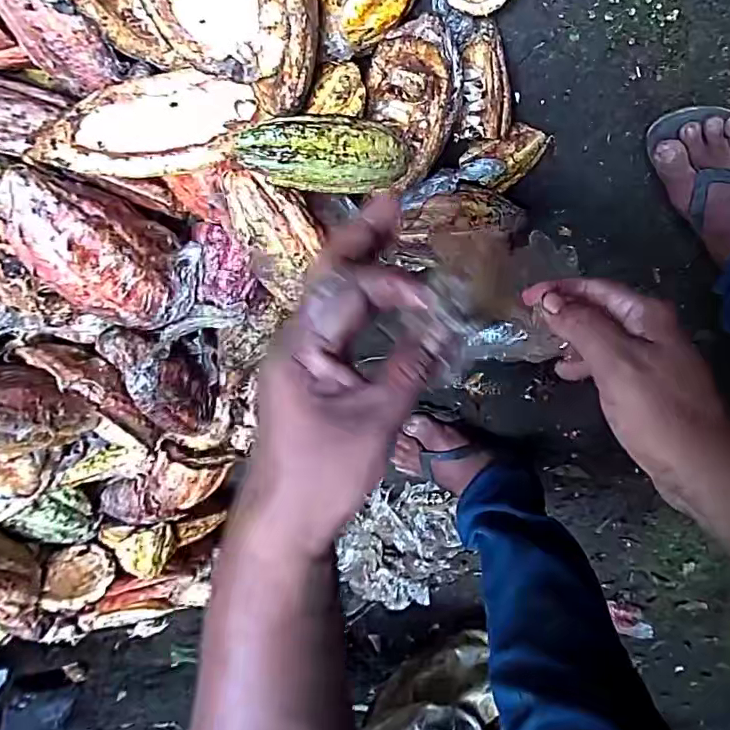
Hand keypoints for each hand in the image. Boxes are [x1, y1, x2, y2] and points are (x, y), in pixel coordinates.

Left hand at [242, 196, 447, 556]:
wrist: (282, 527)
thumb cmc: (323, 477)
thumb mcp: (375, 421)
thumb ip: (410, 367)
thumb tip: (447, 328)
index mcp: (302, 345)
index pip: (352, 292)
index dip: (397, 286)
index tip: (436, 303)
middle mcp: (296, 339)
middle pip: (331, 275)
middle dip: (364, 237)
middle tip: (394, 201)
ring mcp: (302, 354)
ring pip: (333, 293)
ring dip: (364, 261)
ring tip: (391, 226)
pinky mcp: (312, 371)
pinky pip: (339, 319)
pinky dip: (365, 297)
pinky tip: (384, 290)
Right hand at [521, 278, 729, 513]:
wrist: (701, 467)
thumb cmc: (658, 412)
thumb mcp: (615, 363)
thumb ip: (582, 326)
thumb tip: (551, 299)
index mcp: (648, 315)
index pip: (596, 288)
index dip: (559, 288)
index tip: (526, 296)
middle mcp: (653, 329)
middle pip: (601, 308)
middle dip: (566, 309)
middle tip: (531, 318)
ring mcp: (654, 357)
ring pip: (604, 335)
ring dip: (574, 336)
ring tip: (546, 346)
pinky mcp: (650, 384)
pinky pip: (611, 361)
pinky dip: (587, 362)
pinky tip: (569, 373)